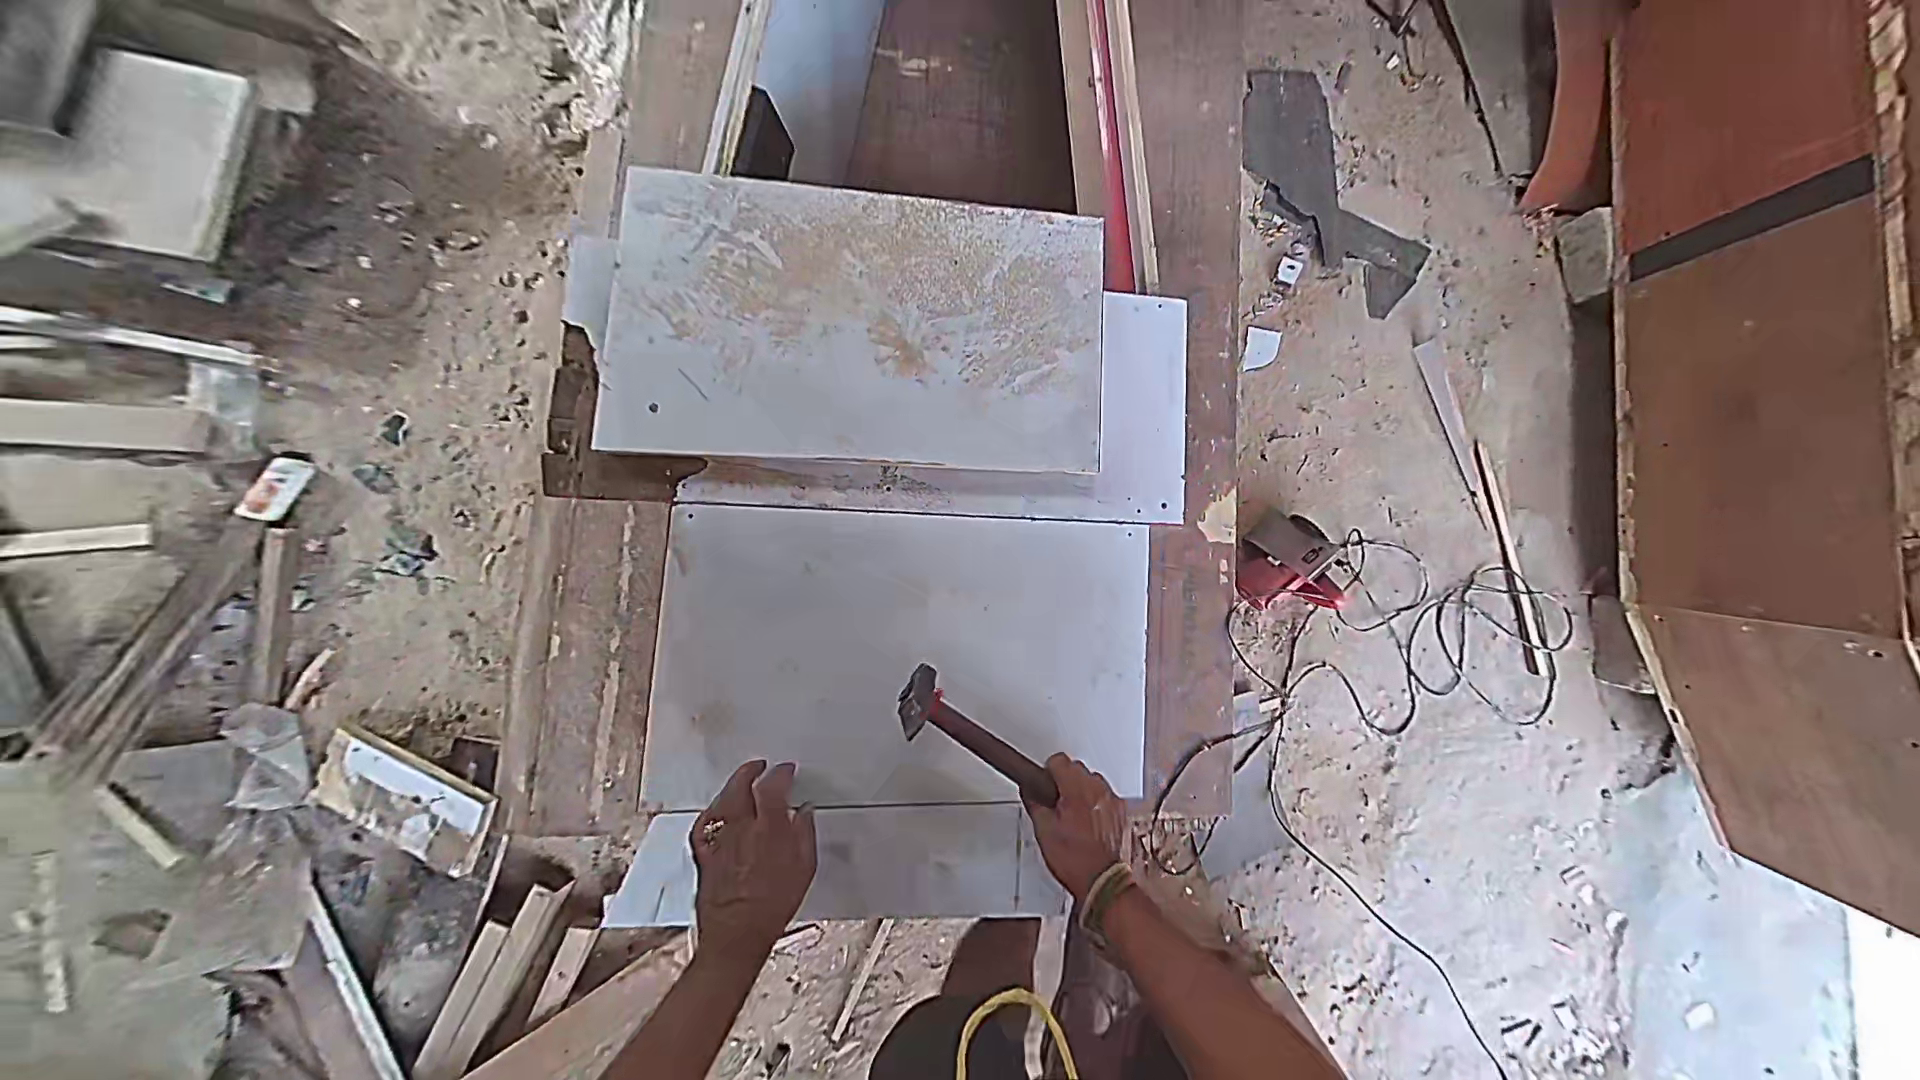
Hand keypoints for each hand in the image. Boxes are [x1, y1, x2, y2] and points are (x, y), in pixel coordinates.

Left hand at [690, 760, 817, 957]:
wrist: (738, 937)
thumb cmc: (771, 907)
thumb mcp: (804, 867)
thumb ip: (805, 833)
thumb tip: (805, 813)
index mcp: (769, 829)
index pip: (773, 785)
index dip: (781, 773)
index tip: (786, 770)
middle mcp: (741, 829)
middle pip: (741, 786)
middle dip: (751, 771)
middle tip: (760, 766)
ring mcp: (720, 842)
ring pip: (721, 801)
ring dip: (732, 786)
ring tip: (741, 781)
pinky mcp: (704, 856)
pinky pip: (703, 825)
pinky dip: (711, 812)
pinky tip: (716, 811)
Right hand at [1024, 754, 1127, 902]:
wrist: (1103, 882)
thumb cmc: (1076, 860)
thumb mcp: (1043, 831)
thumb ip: (1035, 803)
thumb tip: (1029, 790)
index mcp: (1076, 789)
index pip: (1059, 761)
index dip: (1048, 772)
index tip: (1045, 785)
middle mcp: (1097, 789)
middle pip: (1076, 768)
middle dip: (1065, 781)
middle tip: (1057, 803)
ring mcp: (1112, 800)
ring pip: (1092, 781)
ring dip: (1082, 791)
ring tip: (1073, 815)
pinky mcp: (1121, 812)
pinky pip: (1105, 796)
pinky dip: (1097, 804)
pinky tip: (1089, 823)